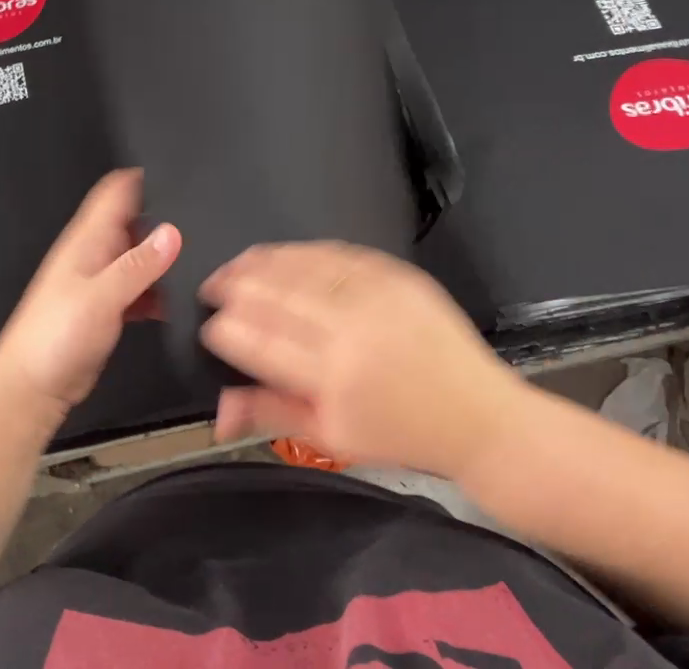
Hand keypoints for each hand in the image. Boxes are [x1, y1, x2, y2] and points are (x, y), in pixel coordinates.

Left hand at [0, 170, 180, 420]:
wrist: (34, 386)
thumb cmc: (55, 337)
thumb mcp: (101, 296)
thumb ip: (137, 265)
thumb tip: (172, 232)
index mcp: (87, 240)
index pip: (116, 192)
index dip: (144, 178)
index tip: (181, 175)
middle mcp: (95, 254)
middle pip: (134, 223)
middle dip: (165, 221)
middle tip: (205, 223)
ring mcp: (101, 282)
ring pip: (140, 258)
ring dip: (163, 260)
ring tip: (202, 262)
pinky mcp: (109, 309)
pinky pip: (140, 290)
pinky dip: (157, 293)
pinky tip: (178, 302)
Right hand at [201, 242, 535, 477]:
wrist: (480, 419)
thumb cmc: (401, 435)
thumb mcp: (331, 437)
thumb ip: (270, 414)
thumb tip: (217, 411)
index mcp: (332, 378)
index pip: (258, 343)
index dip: (225, 329)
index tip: (208, 323)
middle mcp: (351, 332)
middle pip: (274, 297)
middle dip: (234, 287)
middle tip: (212, 286)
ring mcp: (376, 298)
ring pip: (301, 268)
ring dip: (260, 263)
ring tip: (237, 265)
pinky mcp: (397, 276)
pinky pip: (337, 254)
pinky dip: (301, 252)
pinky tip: (282, 255)